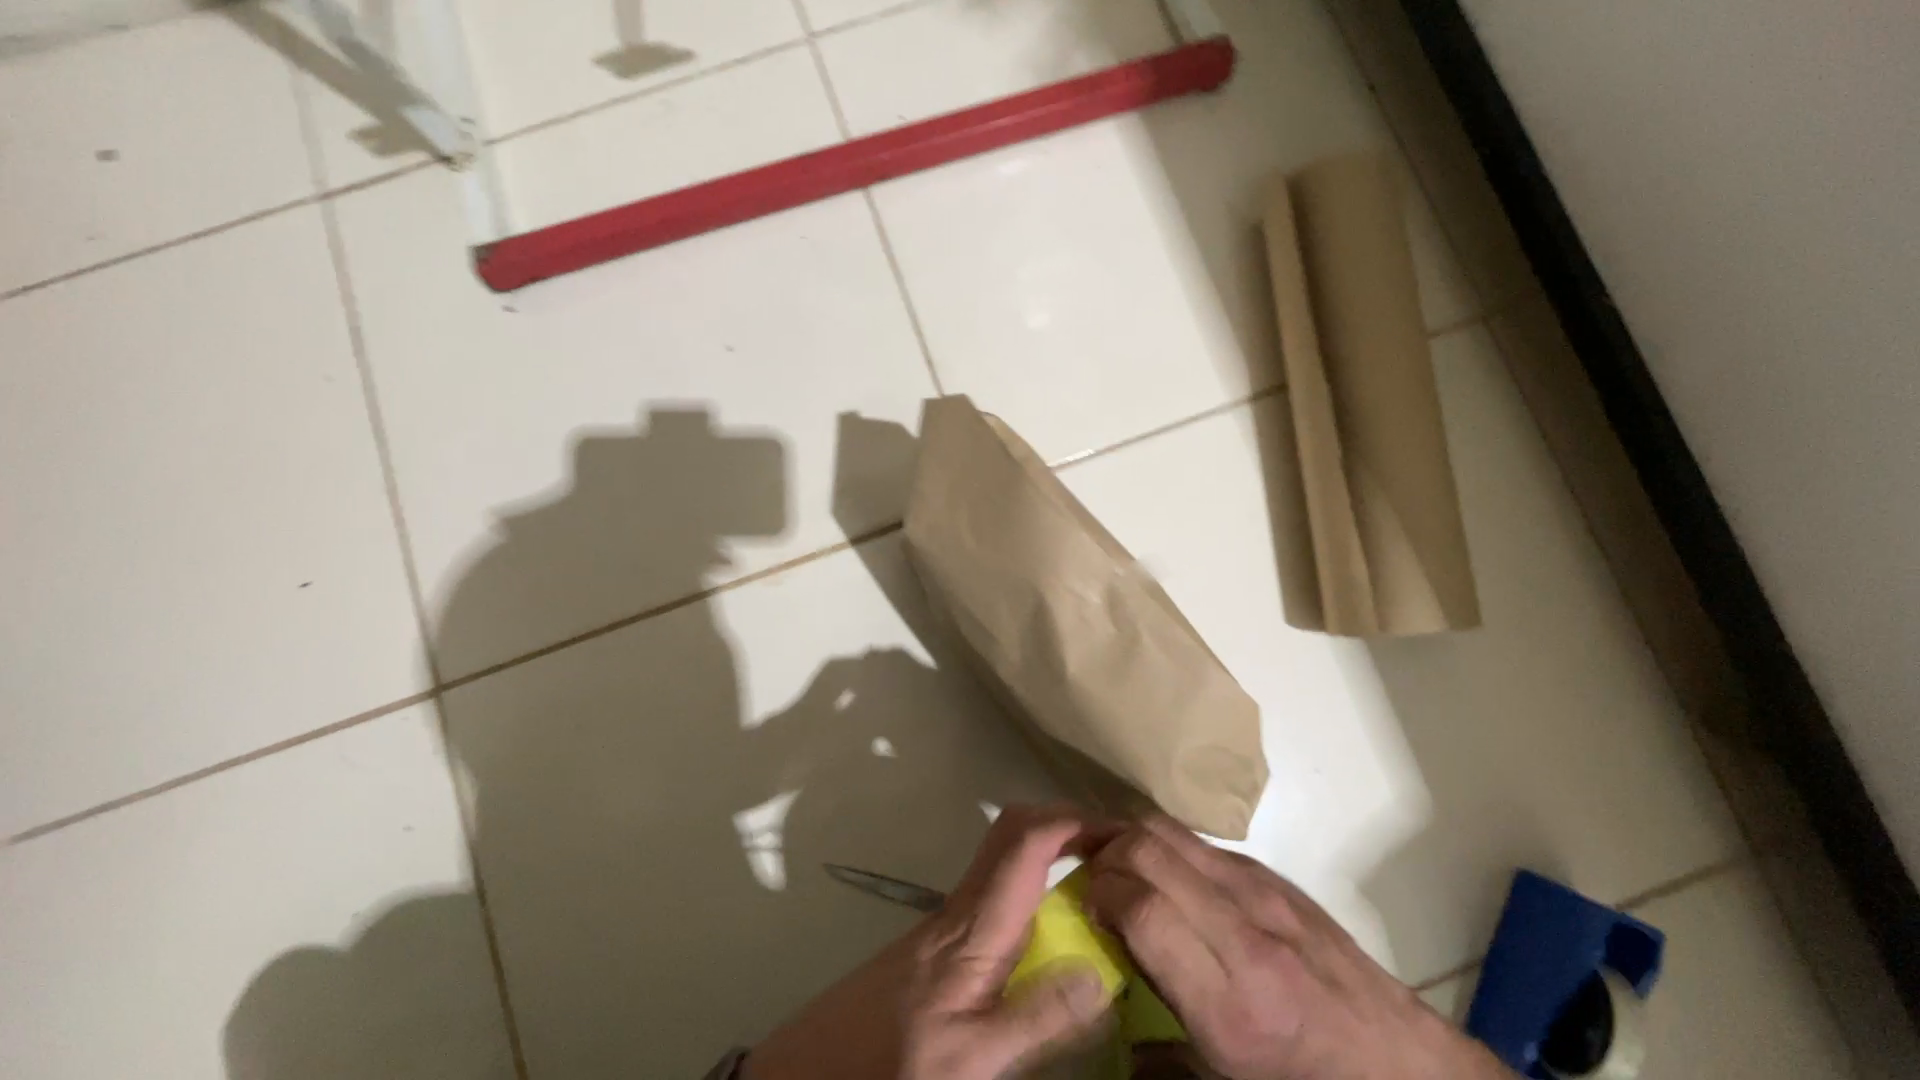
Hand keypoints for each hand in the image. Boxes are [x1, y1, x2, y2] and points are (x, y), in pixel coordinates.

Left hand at [744, 804, 1120, 1079]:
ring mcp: (954, 918)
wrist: (821, 1067)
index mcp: (977, 922)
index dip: (1078, 821)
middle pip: (1016, 831)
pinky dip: (1040, 885)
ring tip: (1107, 885)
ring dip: (1057, 852)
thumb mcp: (972, 1057)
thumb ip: (1037, 1017)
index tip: (1129, 833)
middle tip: (1124, 853)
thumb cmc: (893, 1059)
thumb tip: (1103, 969)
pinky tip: (1063, 926)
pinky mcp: (948, 939)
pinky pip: (1003, 888)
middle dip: (1070, 824)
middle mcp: (965, 905)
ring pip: (1009, 856)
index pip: (1027, 839)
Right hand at [1082, 817, 1510, 1079]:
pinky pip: (1202, 844)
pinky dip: (1167, 851)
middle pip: (1148, 849)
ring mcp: (1265, 895)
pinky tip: (1167, 883)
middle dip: (1103, 856)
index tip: (1082, 909)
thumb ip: (1154, 1053)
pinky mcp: (1276, 879)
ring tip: (1118, 872)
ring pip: (1171, 831)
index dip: (1097, 896)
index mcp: (1229, 1001)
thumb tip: (1102, 1018)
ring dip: (1130, 842)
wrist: (1397, 1062)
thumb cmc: (1300, 1079)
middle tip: (1091, 884)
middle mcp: (1245, 932)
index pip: (1140, 906)